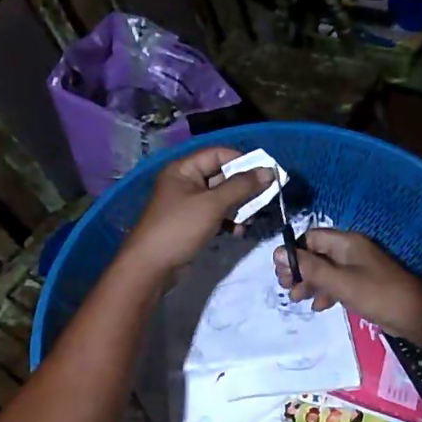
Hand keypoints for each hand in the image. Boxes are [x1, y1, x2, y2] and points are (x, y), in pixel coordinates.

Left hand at [122, 147, 271, 274]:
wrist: (151, 267)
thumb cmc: (180, 228)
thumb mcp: (213, 204)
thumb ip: (242, 186)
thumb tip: (269, 171)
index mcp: (184, 169)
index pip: (219, 154)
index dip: (243, 160)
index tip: (267, 172)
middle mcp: (185, 182)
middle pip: (222, 175)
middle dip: (244, 186)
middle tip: (265, 197)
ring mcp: (188, 203)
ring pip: (222, 196)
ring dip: (240, 206)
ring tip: (253, 218)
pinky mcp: (192, 222)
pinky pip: (217, 214)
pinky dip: (230, 220)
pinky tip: (239, 231)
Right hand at [273, 228, 421, 344]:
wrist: (415, 314)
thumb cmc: (377, 294)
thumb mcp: (339, 281)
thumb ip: (310, 267)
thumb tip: (278, 252)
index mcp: (347, 242)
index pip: (311, 237)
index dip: (294, 251)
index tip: (281, 271)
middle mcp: (351, 251)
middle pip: (316, 253)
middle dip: (299, 269)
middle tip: (285, 286)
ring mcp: (358, 268)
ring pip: (326, 270)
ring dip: (310, 282)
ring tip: (296, 298)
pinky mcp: (362, 285)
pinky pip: (337, 283)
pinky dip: (325, 292)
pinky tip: (318, 306)